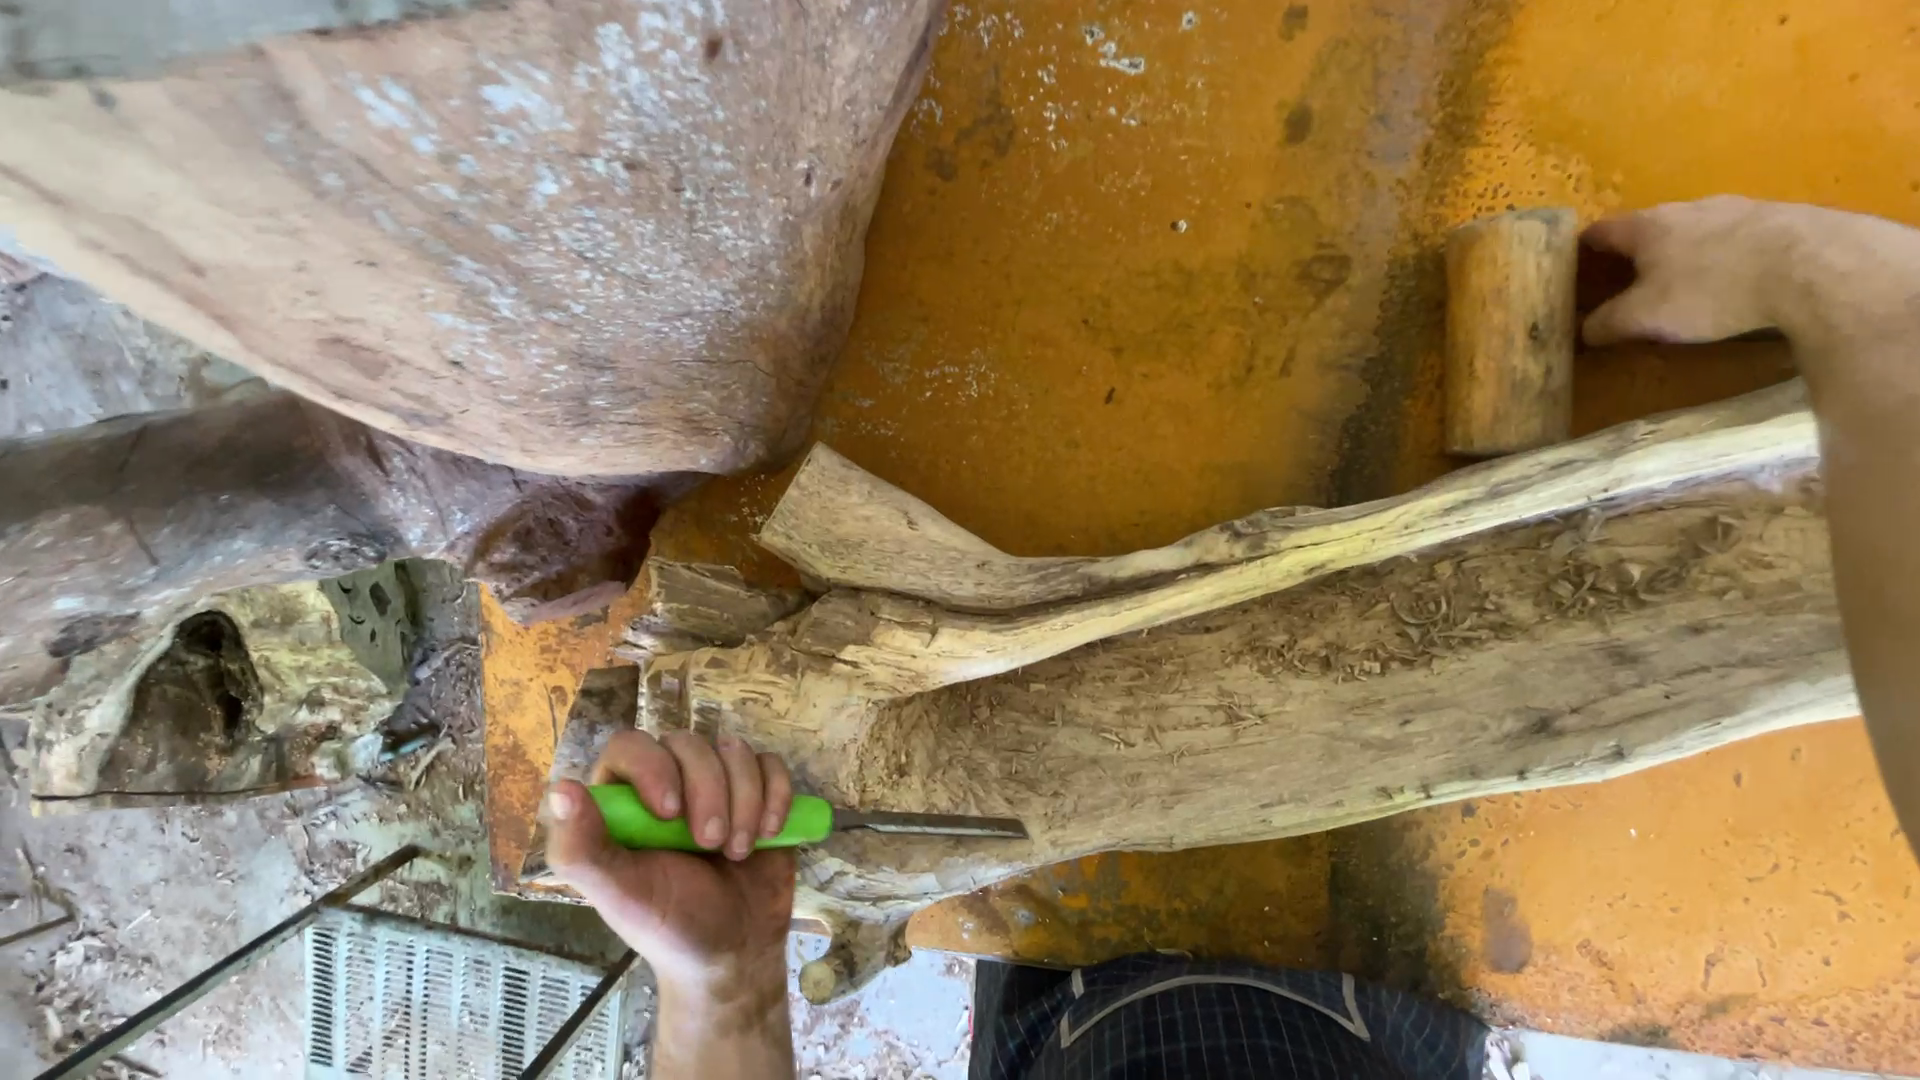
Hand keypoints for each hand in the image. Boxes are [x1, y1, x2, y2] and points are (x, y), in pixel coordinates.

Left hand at [541, 730, 796, 992]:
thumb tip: (560, 789)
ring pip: (734, 749)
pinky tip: (770, 832)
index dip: (653, 767)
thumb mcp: (619, 894)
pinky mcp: (760, 789)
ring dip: (745, 800)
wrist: (735, 949)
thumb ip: (581, 849)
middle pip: (689, 743)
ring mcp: (719, 781)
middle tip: (711, 844)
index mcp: (625, 798)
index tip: (669, 813)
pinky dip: (776, 795)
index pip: (631, 745)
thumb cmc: (668, 923)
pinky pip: (771, 763)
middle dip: (709, 792)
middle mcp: (670, 779)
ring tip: (739, 850)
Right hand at [1581, 195, 1804, 346]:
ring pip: (1697, 230)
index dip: (1580, 249)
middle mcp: (1691, 207)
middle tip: (1625, 281)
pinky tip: (1732, 280)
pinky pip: (1738, 238)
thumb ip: (1605, 324)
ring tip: (1681, 282)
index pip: (1601, 231)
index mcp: (1649, 225)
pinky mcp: (1785, 218)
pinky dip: (1724, 256)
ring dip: (1683, 253)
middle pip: (1650, 228)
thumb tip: (1585, 330)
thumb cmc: (1711, 289)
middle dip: (1635, 253)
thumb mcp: (1642, 318)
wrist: (1819, 267)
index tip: (1570, 267)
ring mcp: (1742, 208)